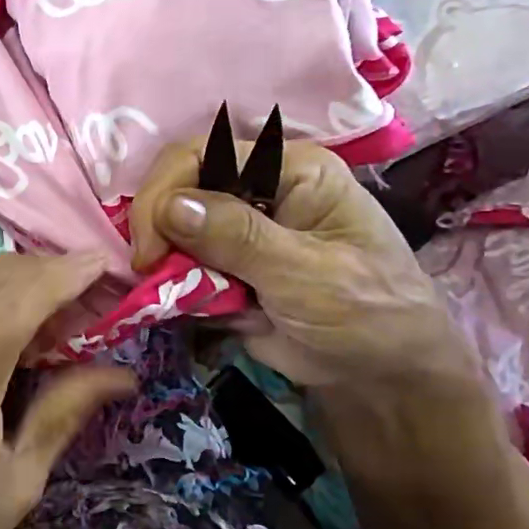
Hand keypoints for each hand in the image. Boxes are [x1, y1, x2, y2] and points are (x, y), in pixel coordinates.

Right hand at [127, 138, 475, 390]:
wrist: (378, 374)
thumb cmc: (366, 313)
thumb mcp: (306, 274)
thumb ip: (238, 237)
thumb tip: (169, 206)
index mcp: (288, 170)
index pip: (201, 155)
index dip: (164, 194)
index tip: (150, 251)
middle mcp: (256, 188)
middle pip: (176, 187)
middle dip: (157, 230)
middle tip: (150, 274)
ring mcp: (235, 228)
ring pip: (168, 228)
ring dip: (162, 261)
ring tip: (167, 296)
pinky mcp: (220, 263)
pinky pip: (175, 262)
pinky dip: (168, 283)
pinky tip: (177, 304)